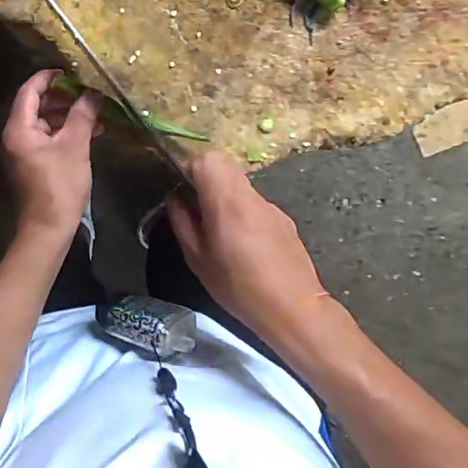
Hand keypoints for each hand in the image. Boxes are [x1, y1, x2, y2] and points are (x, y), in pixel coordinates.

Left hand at [1, 70, 97, 241]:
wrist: (48, 229)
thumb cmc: (59, 187)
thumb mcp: (75, 147)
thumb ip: (82, 116)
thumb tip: (93, 93)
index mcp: (19, 129)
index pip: (29, 91)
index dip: (48, 78)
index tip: (71, 71)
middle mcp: (15, 136)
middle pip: (36, 105)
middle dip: (63, 97)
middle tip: (89, 92)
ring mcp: (23, 151)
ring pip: (45, 122)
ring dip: (68, 115)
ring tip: (96, 113)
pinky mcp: (33, 163)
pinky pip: (48, 138)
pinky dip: (65, 132)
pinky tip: (90, 131)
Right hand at [167, 153, 353, 352]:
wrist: (292, 307)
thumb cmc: (236, 284)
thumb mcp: (197, 258)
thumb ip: (182, 222)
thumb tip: (174, 199)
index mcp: (226, 200)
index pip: (207, 160)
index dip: (189, 169)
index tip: (181, 191)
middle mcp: (250, 196)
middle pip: (225, 166)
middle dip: (206, 180)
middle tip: (196, 210)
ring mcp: (271, 206)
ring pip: (240, 186)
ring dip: (224, 197)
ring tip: (218, 231)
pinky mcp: (284, 220)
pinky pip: (255, 205)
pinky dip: (243, 212)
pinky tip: (244, 245)